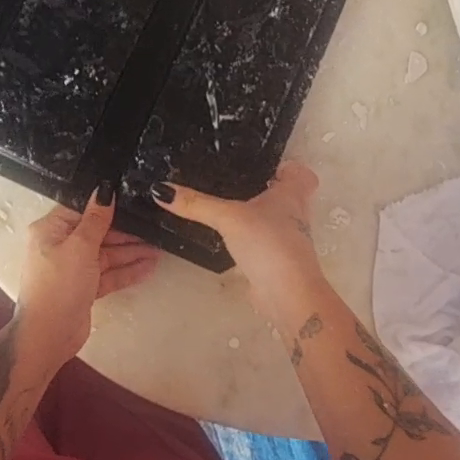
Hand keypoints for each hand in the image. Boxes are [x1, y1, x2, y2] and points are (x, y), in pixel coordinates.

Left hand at [15, 183, 161, 363]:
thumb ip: (96, 219)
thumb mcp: (80, 246)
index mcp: (51, 230)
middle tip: (153, 228)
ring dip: (130, 252)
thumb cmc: (59, 285)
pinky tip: (149, 267)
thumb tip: (104, 189)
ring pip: (106, 255)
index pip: (81, 210)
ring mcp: (73, 269)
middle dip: (125, 233)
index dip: (106, 206)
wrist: (48, 336)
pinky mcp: (84, 288)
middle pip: (97, 232)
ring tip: (159, 248)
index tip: (133, 200)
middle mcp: (60, 246)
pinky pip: (108, 274)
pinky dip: (127, 271)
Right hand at [154, 162, 327, 323]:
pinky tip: (228, 239)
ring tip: (227, 207)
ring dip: (256, 216)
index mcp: (291, 194)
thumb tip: (160, 189)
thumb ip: (196, 204)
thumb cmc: (268, 243)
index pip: (299, 173)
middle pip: (286, 196)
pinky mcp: (276, 262)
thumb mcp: (228, 217)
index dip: (286, 167)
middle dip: (266, 190)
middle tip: (237, 181)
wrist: (287, 294)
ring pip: (273, 220)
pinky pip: (261, 242)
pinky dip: (248, 239)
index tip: (264, 164)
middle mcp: (294, 215)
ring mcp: (287, 241)